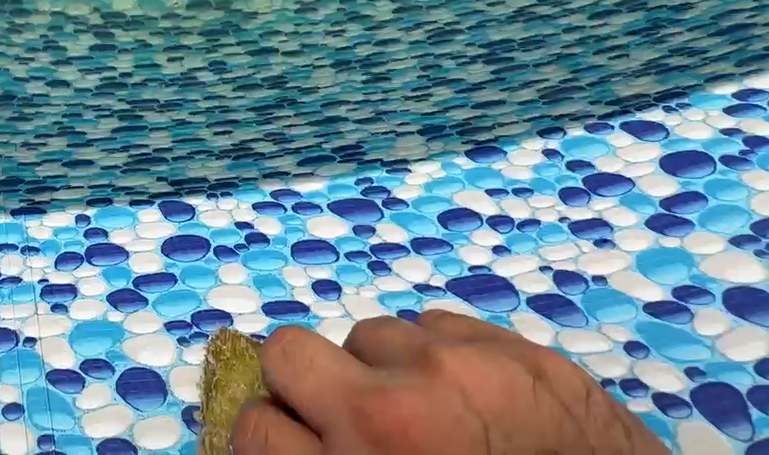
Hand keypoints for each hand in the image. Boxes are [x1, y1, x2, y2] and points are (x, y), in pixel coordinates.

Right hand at [234, 312, 666, 454]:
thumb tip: (290, 444)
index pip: (254, 430)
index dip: (269, 442)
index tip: (297, 451)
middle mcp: (392, 414)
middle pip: (288, 352)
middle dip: (306, 387)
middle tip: (347, 424)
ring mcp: (455, 372)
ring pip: (368, 334)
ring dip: (385, 370)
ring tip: (435, 417)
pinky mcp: (513, 349)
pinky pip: (435, 325)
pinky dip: (443, 358)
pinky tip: (482, 404)